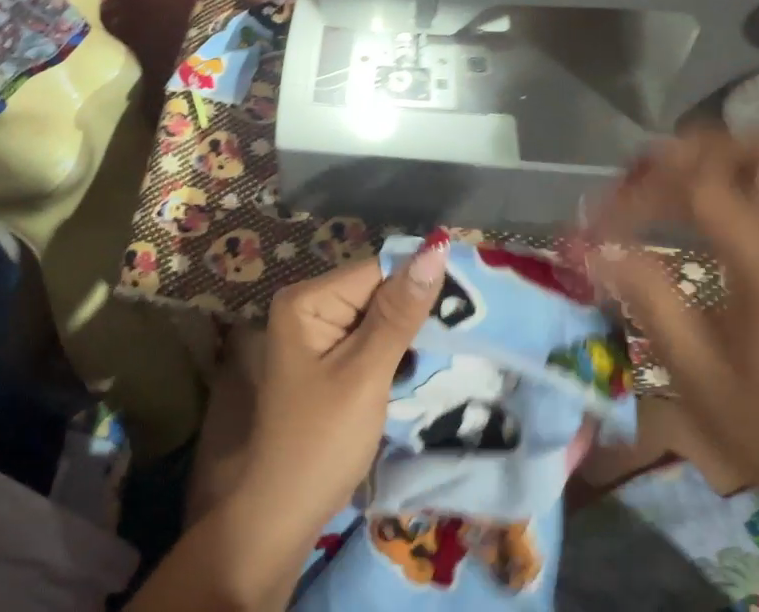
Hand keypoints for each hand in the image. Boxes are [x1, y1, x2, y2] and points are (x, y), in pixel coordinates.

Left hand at [127, 244, 446, 611]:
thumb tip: (435, 250)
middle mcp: (307, 307)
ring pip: (379, 318)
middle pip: (377, 291)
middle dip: (418, 310)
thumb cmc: (322, 439)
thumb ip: (399, 314)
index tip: (473, 301)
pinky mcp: (330, 362)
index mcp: (306, 300)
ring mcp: (317, 336)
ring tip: (459, 345)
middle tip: (473, 327)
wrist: (285, 507)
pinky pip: (371, 342)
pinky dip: (397, 353)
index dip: (422, 283)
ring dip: (412, 333)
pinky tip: (426, 364)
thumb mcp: (365, 374)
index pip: (376, 271)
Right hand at [588, 131, 758, 510]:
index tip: (598, 213)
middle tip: (646, 177)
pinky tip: (698, 223)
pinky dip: (741, 190)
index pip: (705, 188)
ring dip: (724, 165)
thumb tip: (593, 244)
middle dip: (700, 151)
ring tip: (666, 191)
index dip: (644, 187)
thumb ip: (646, 294)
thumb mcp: (692, 368)